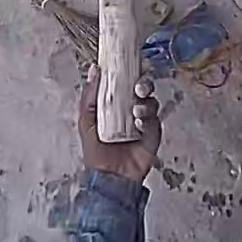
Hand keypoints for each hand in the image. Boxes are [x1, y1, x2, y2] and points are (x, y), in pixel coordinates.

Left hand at [78, 65, 160, 182]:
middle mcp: (131, 108)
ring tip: (135, 111)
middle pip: (144, 87)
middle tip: (138, 87)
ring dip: (145, 102)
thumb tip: (94, 69)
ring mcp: (143, 121)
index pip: (126, 81)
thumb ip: (90, 94)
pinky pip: (155, 120)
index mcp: (116, 103)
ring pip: (151, 101)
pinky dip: (148, 119)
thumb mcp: (87, 120)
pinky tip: (139, 124)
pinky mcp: (152, 134)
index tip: (129, 63)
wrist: (109, 177)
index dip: (129, 71)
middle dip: (143, 83)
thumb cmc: (96, 151)